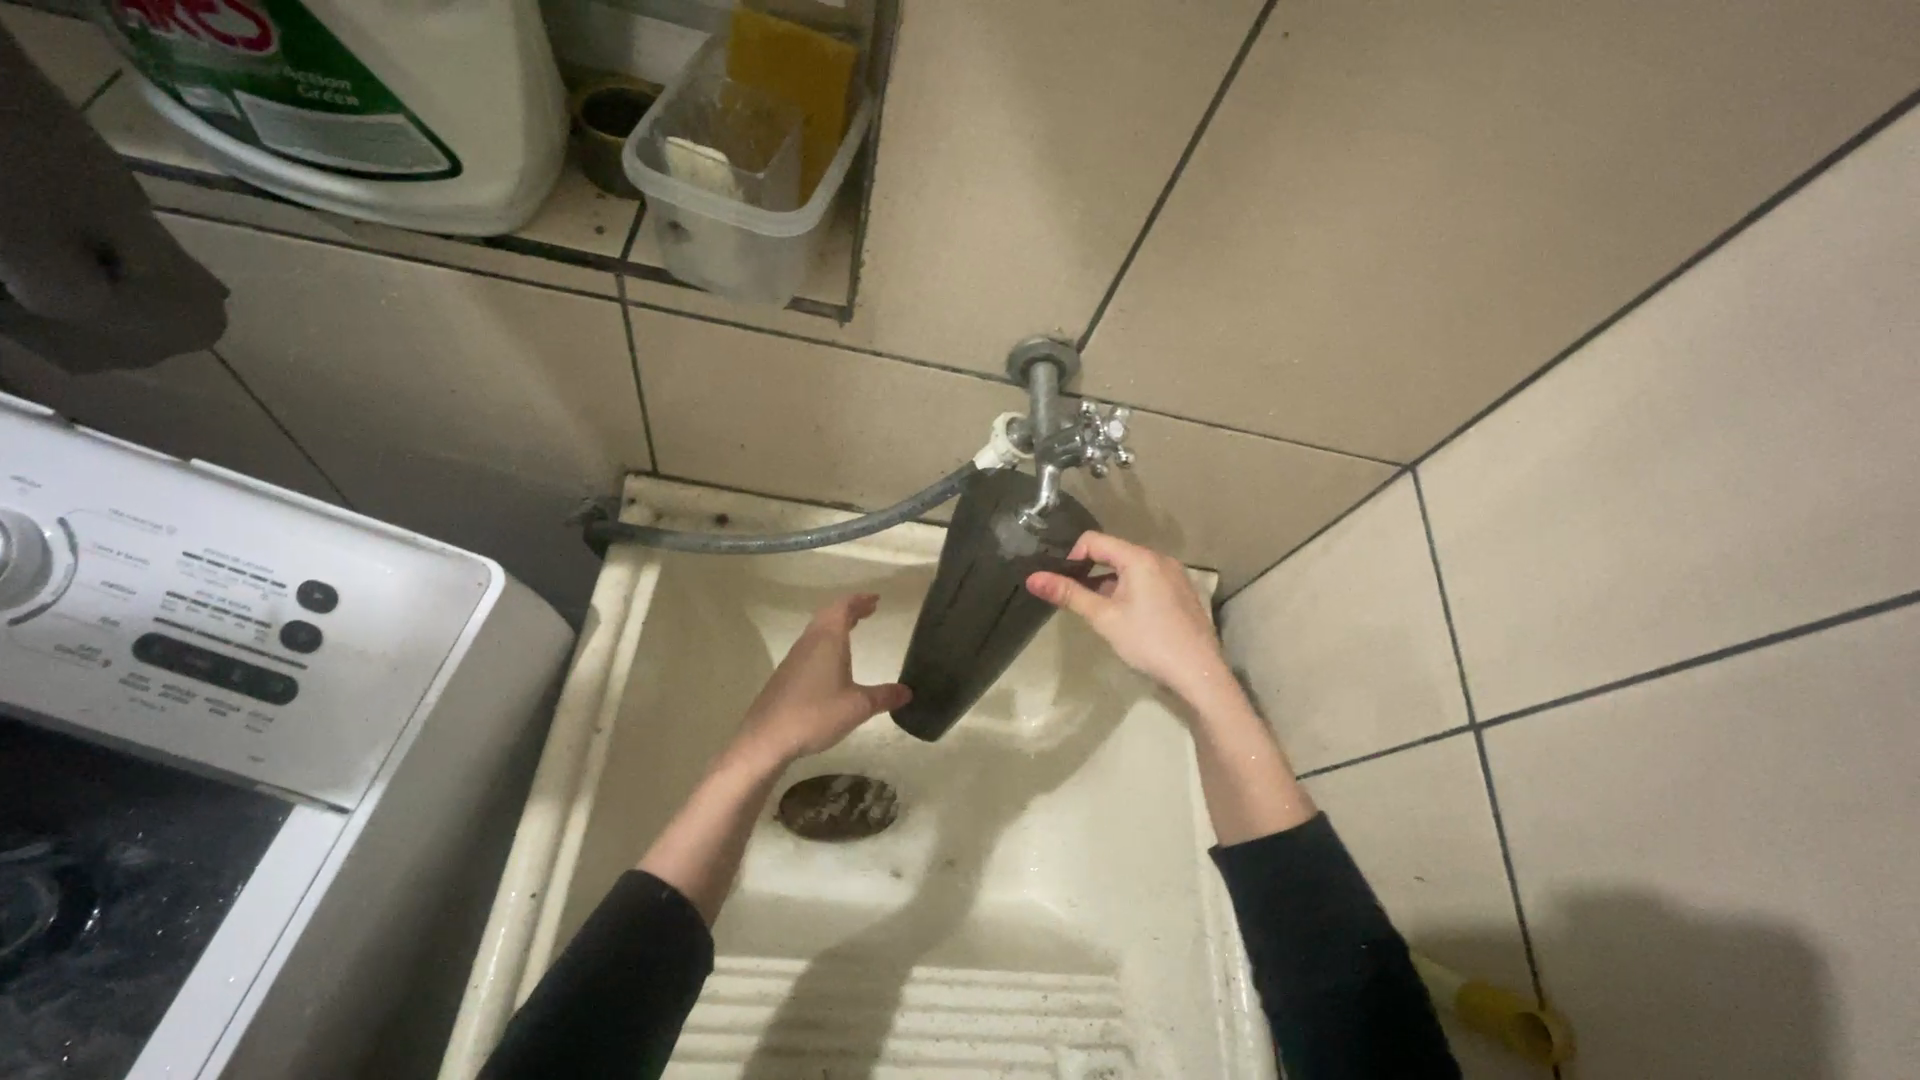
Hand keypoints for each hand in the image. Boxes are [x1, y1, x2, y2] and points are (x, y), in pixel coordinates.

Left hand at [728, 594, 909, 770]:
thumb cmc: (816, 714)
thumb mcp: (858, 706)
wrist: (767, 737)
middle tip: (868, 610)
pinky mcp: (786, 675)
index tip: (875, 599)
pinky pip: (810, 647)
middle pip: (829, 615)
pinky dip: (826, 642)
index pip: (843, 607)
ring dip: (836, 625)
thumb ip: (884, 696)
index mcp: (828, 640)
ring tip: (852, 630)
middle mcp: (809, 643)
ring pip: (817, 631)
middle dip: (850, 610)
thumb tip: (907, 691)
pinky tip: (832, 662)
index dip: (859, 600)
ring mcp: (794, 658)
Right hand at [1026, 532, 1234, 706]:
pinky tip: (1126, 619)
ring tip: (1098, 612)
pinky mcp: (1182, 592)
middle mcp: (1159, 559)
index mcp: (1140, 557)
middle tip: (1075, 599)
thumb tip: (1033, 578)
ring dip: (1109, 584)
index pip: (1094, 540)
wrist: (1199, 673)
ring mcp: (1174, 575)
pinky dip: (1129, 591)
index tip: (1062, 583)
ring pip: (1130, 569)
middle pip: (1113, 553)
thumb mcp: (1104, 617)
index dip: (1072, 557)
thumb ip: (1069, 594)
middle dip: (1090, 572)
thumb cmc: (1148, 642)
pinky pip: (1148, 581)